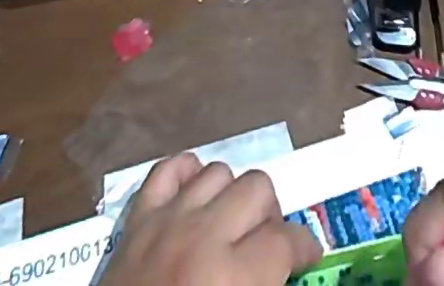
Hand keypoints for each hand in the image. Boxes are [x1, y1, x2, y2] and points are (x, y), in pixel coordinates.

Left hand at [100, 153, 322, 285]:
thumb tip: (287, 271)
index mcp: (234, 277)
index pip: (287, 239)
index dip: (304, 247)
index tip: (305, 257)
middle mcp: (204, 234)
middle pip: (256, 187)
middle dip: (269, 214)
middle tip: (264, 243)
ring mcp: (168, 218)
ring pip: (217, 171)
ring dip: (229, 195)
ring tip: (228, 223)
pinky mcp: (138, 217)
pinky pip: (168, 169)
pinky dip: (186, 175)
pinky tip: (193, 198)